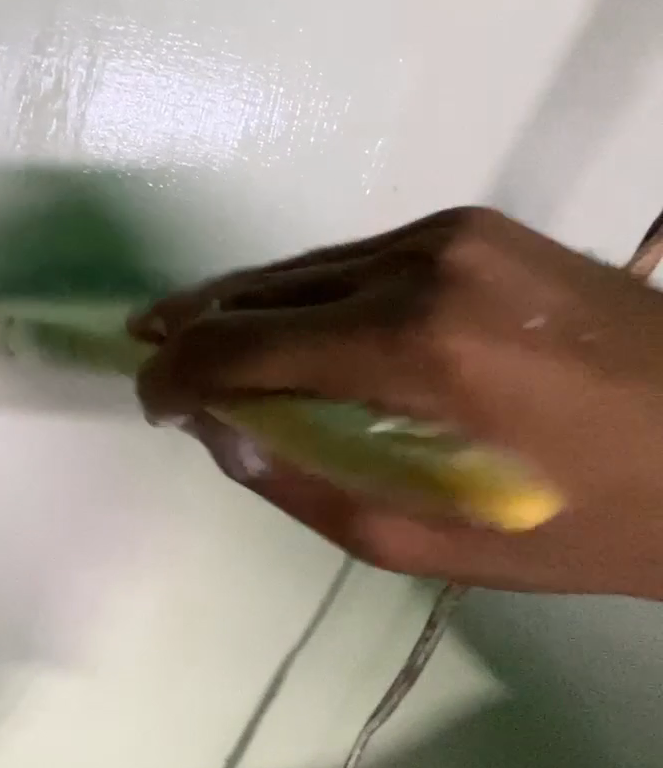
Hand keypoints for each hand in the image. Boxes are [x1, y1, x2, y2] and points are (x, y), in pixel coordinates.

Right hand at [130, 206, 662, 598]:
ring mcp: (442, 235)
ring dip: (235, 317)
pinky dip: (294, 301)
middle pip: (247, 296)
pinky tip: (285, 331)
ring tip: (200, 350)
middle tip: (162, 376)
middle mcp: (416, 266)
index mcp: (414, 347)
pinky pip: (336, 264)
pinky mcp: (461, 225)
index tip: (155, 405)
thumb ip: (296, 483)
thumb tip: (214, 427)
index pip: (233, 344)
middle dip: (188, 339)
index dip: (172, 375)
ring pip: (286, 273)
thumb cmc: (611, 517)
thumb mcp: (436, 542)